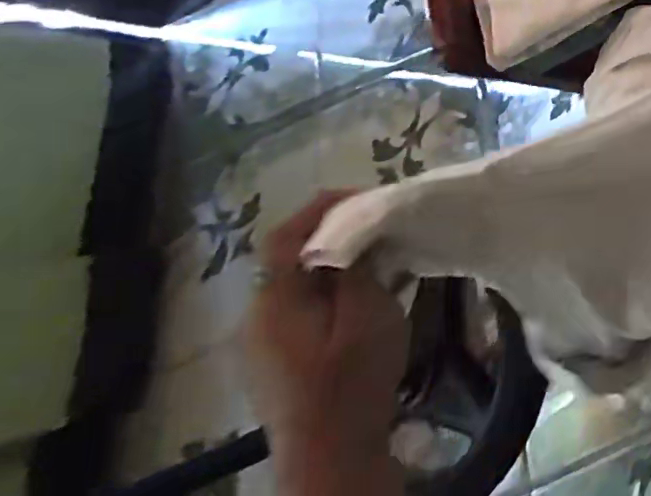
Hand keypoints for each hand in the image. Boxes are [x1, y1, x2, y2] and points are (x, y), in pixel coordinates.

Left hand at [244, 191, 406, 494]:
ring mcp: (265, 340)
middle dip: (342, 230)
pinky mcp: (281, 357)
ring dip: (344, 258)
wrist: (331, 456)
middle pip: (295, 255)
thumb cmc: (352, 381)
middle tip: (392, 222)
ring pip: (303, 280)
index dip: (325, 205)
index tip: (374, 194)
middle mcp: (259, 316)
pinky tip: (375, 292)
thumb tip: (356, 230)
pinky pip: (307, 303)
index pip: (287, 235)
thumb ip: (358, 269)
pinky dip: (339, 284)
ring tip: (391, 253)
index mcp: (274, 303)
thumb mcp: (368, 316)